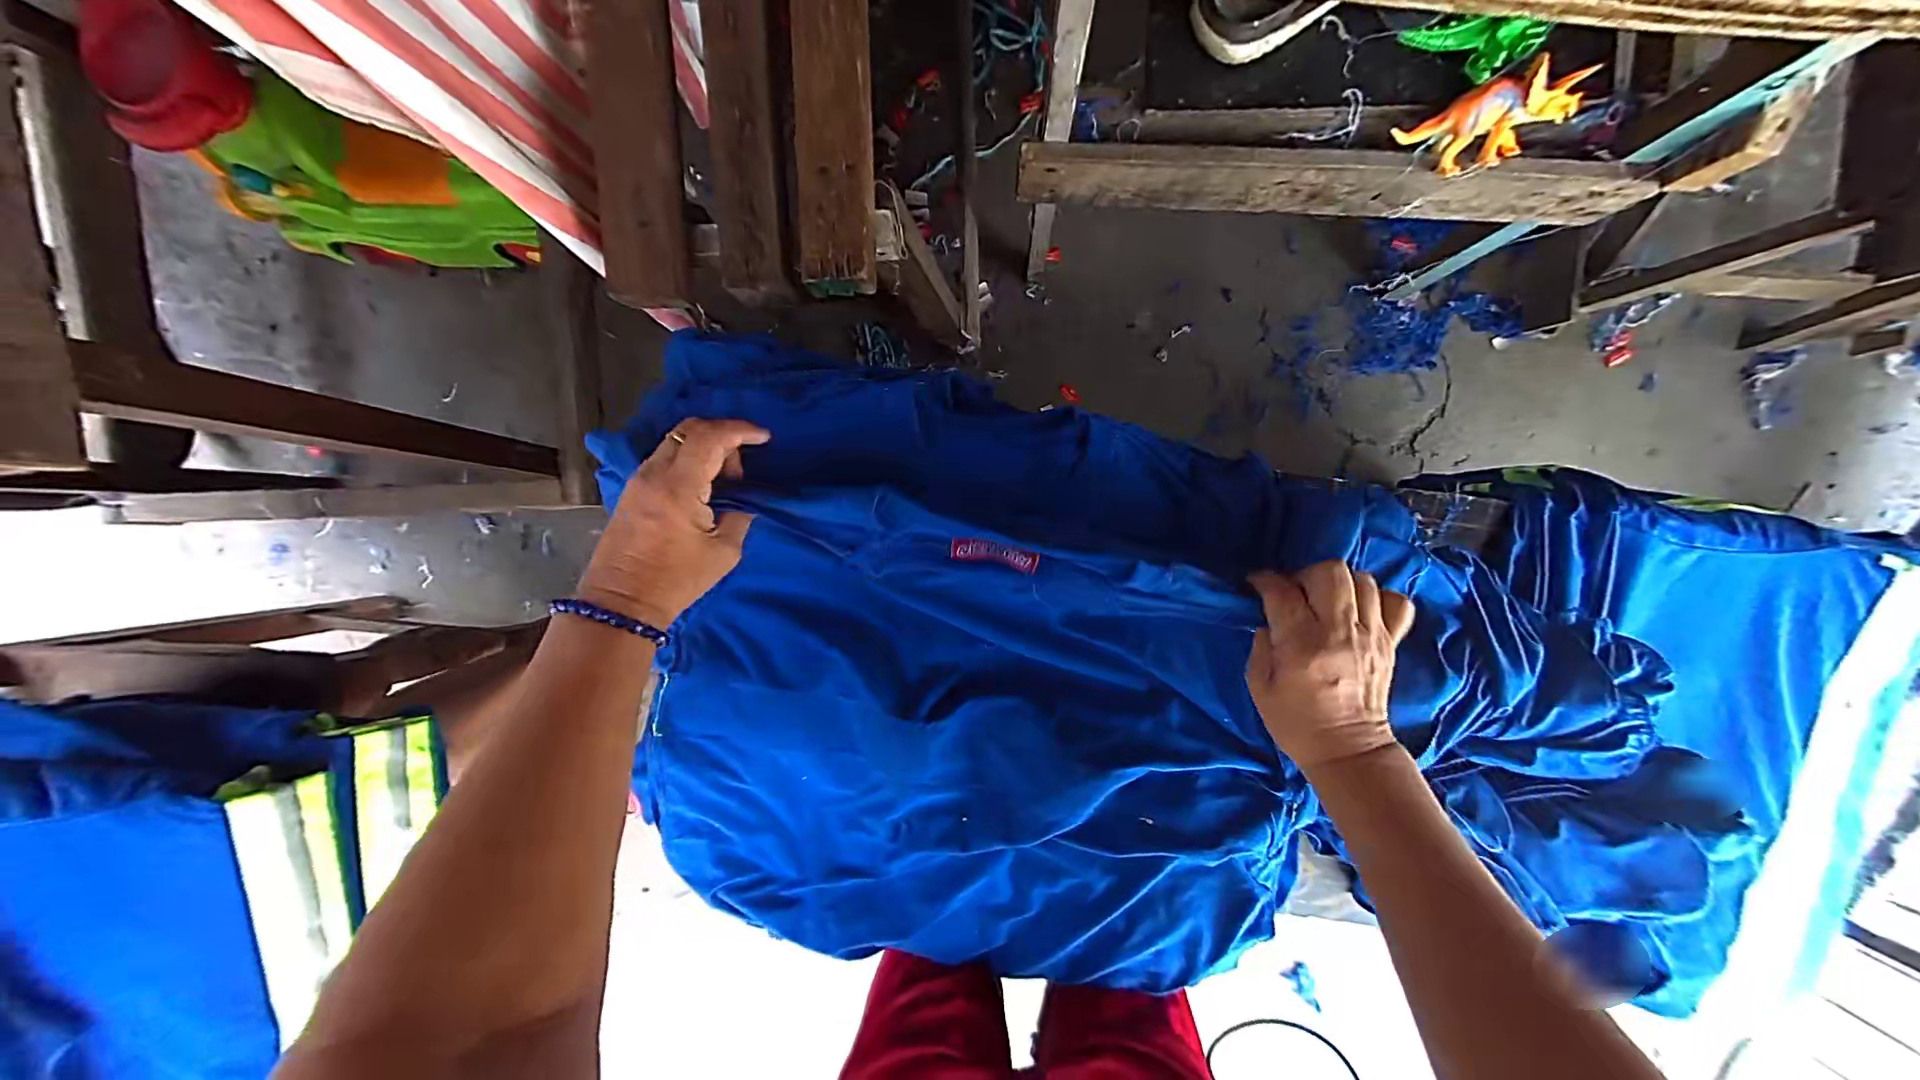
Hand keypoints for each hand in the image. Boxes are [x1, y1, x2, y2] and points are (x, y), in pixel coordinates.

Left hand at [576, 418, 770, 628]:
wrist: (623, 602)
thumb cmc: (677, 580)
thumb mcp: (725, 551)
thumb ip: (739, 514)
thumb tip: (743, 496)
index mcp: (678, 487)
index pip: (710, 437)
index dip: (741, 430)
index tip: (764, 437)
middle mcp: (654, 474)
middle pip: (690, 429)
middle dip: (724, 435)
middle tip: (743, 464)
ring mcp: (639, 479)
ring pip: (677, 441)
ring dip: (706, 448)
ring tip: (726, 479)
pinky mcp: (633, 490)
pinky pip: (666, 457)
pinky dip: (691, 459)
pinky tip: (705, 485)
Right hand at [1245, 561, 1415, 770]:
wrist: (1348, 751)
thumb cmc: (1295, 722)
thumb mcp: (1258, 685)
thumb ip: (1261, 644)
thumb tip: (1269, 618)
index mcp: (1301, 644)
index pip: (1282, 591)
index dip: (1264, 581)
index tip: (1256, 585)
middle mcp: (1340, 632)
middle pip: (1330, 572)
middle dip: (1305, 574)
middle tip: (1295, 593)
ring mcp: (1372, 635)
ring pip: (1362, 579)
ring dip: (1338, 583)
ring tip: (1324, 600)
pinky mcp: (1391, 643)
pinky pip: (1395, 602)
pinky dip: (1377, 598)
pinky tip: (1359, 610)